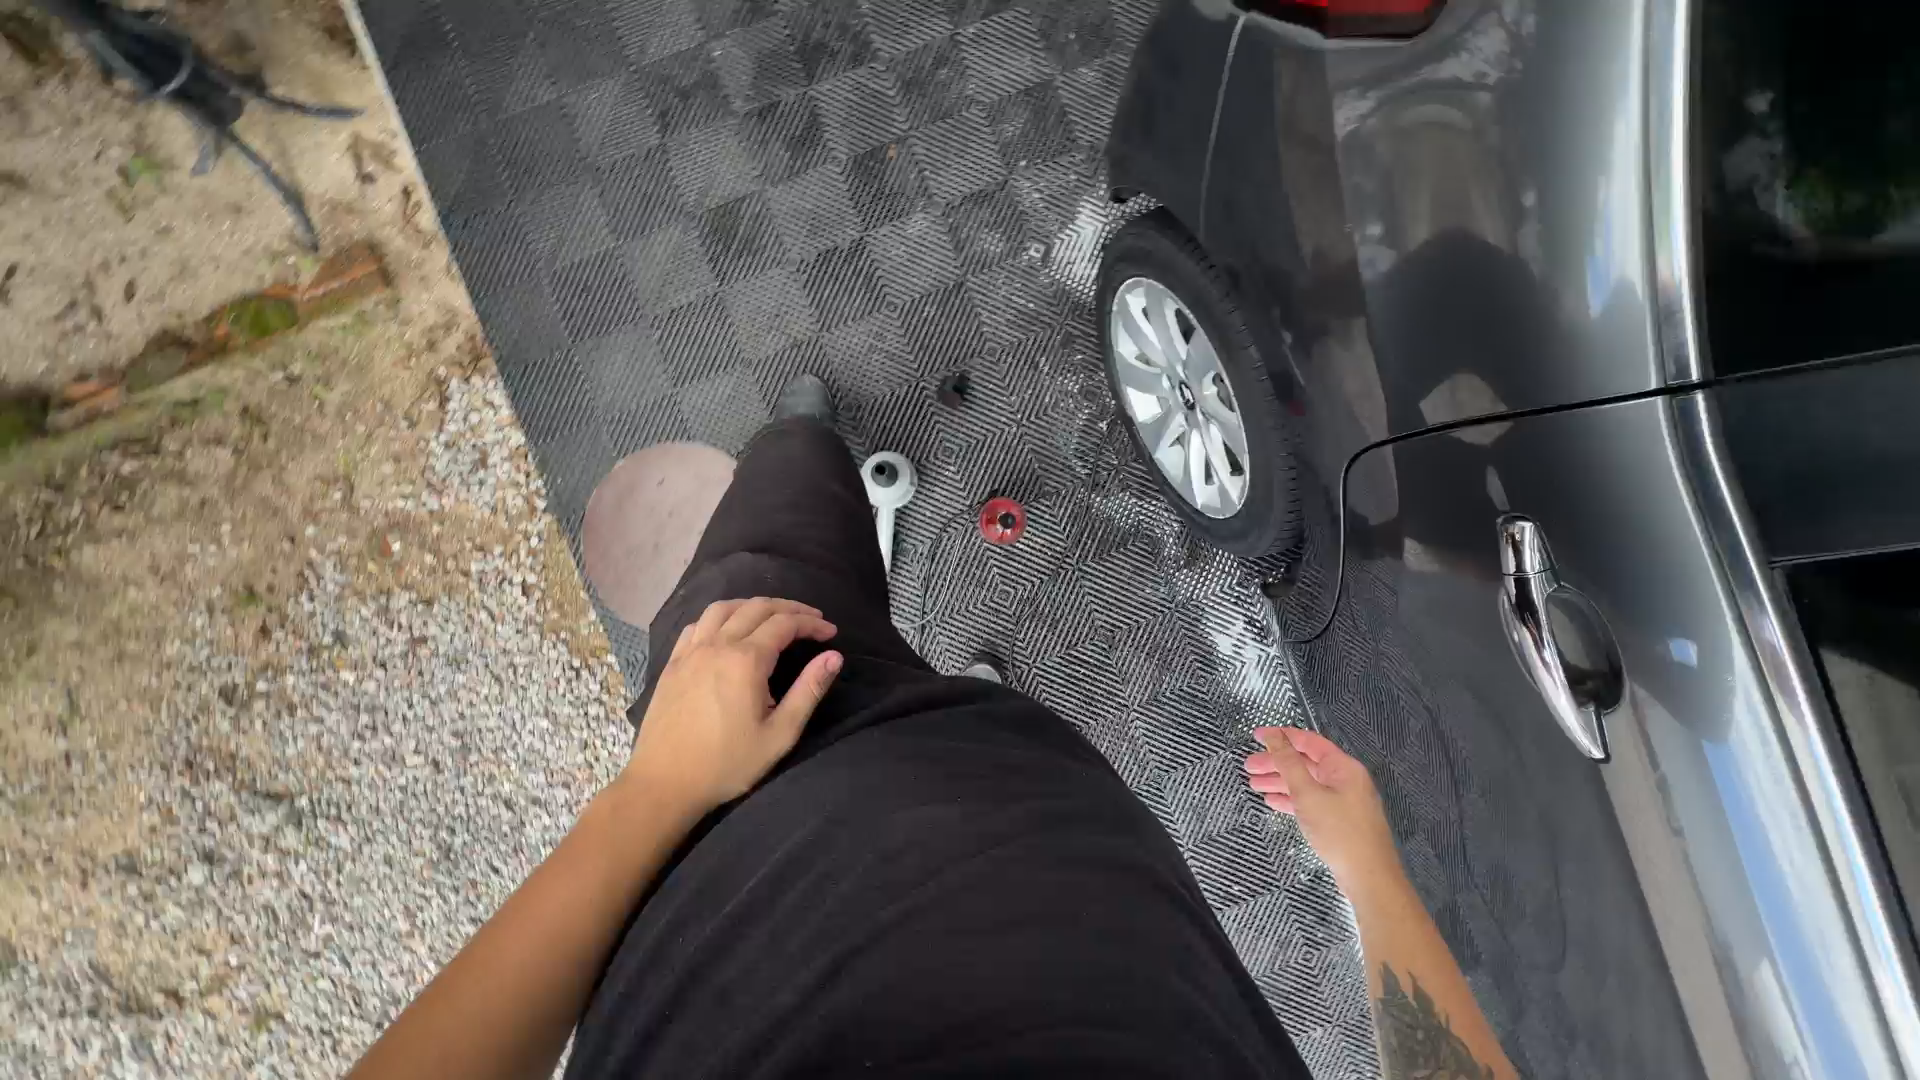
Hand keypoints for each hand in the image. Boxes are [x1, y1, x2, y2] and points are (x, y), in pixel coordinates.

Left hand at [625, 598, 842, 814]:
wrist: (664, 783)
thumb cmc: (727, 764)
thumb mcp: (780, 734)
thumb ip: (808, 691)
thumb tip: (834, 657)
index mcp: (746, 661)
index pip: (785, 624)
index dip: (811, 624)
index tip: (831, 633)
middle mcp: (717, 645)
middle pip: (757, 608)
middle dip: (789, 609)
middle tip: (812, 620)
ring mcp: (690, 652)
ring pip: (723, 608)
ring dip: (753, 605)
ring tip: (772, 616)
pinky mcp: (673, 663)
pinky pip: (697, 624)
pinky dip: (720, 618)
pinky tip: (728, 631)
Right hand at [1244, 727, 1401, 889]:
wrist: (1369, 878)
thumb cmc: (1339, 832)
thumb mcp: (1307, 793)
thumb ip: (1288, 762)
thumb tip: (1274, 736)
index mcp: (1343, 767)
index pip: (1308, 741)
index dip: (1281, 736)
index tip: (1257, 735)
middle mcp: (1345, 780)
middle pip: (1305, 763)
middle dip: (1275, 763)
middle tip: (1249, 766)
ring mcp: (1343, 801)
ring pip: (1306, 783)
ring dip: (1279, 782)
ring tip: (1254, 784)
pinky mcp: (1339, 820)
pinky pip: (1311, 801)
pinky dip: (1291, 799)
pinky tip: (1273, 801)